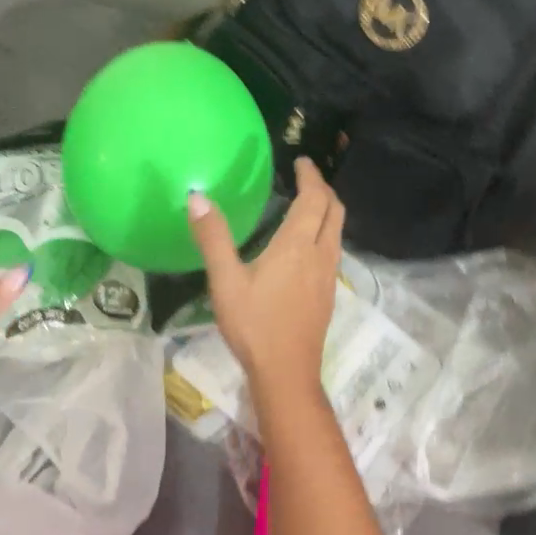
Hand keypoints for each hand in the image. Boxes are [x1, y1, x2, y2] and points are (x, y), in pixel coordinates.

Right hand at [189, 157, 343, 394]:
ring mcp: (329, 276)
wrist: (287, 373)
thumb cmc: (254, 326)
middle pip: (335, 211)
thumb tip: (197, 197)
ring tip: (308, 205)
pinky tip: (306, 247)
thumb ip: (213, 238)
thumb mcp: (225, 281)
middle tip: (306, 178)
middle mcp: (321, 254)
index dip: (311, 176)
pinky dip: (325, 233)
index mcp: (297, 245)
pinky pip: (333, 250)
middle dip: (324, 189)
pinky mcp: (328, 294)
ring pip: (338, 231)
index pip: (314, 198)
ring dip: (328, 211)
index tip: (302, 161)